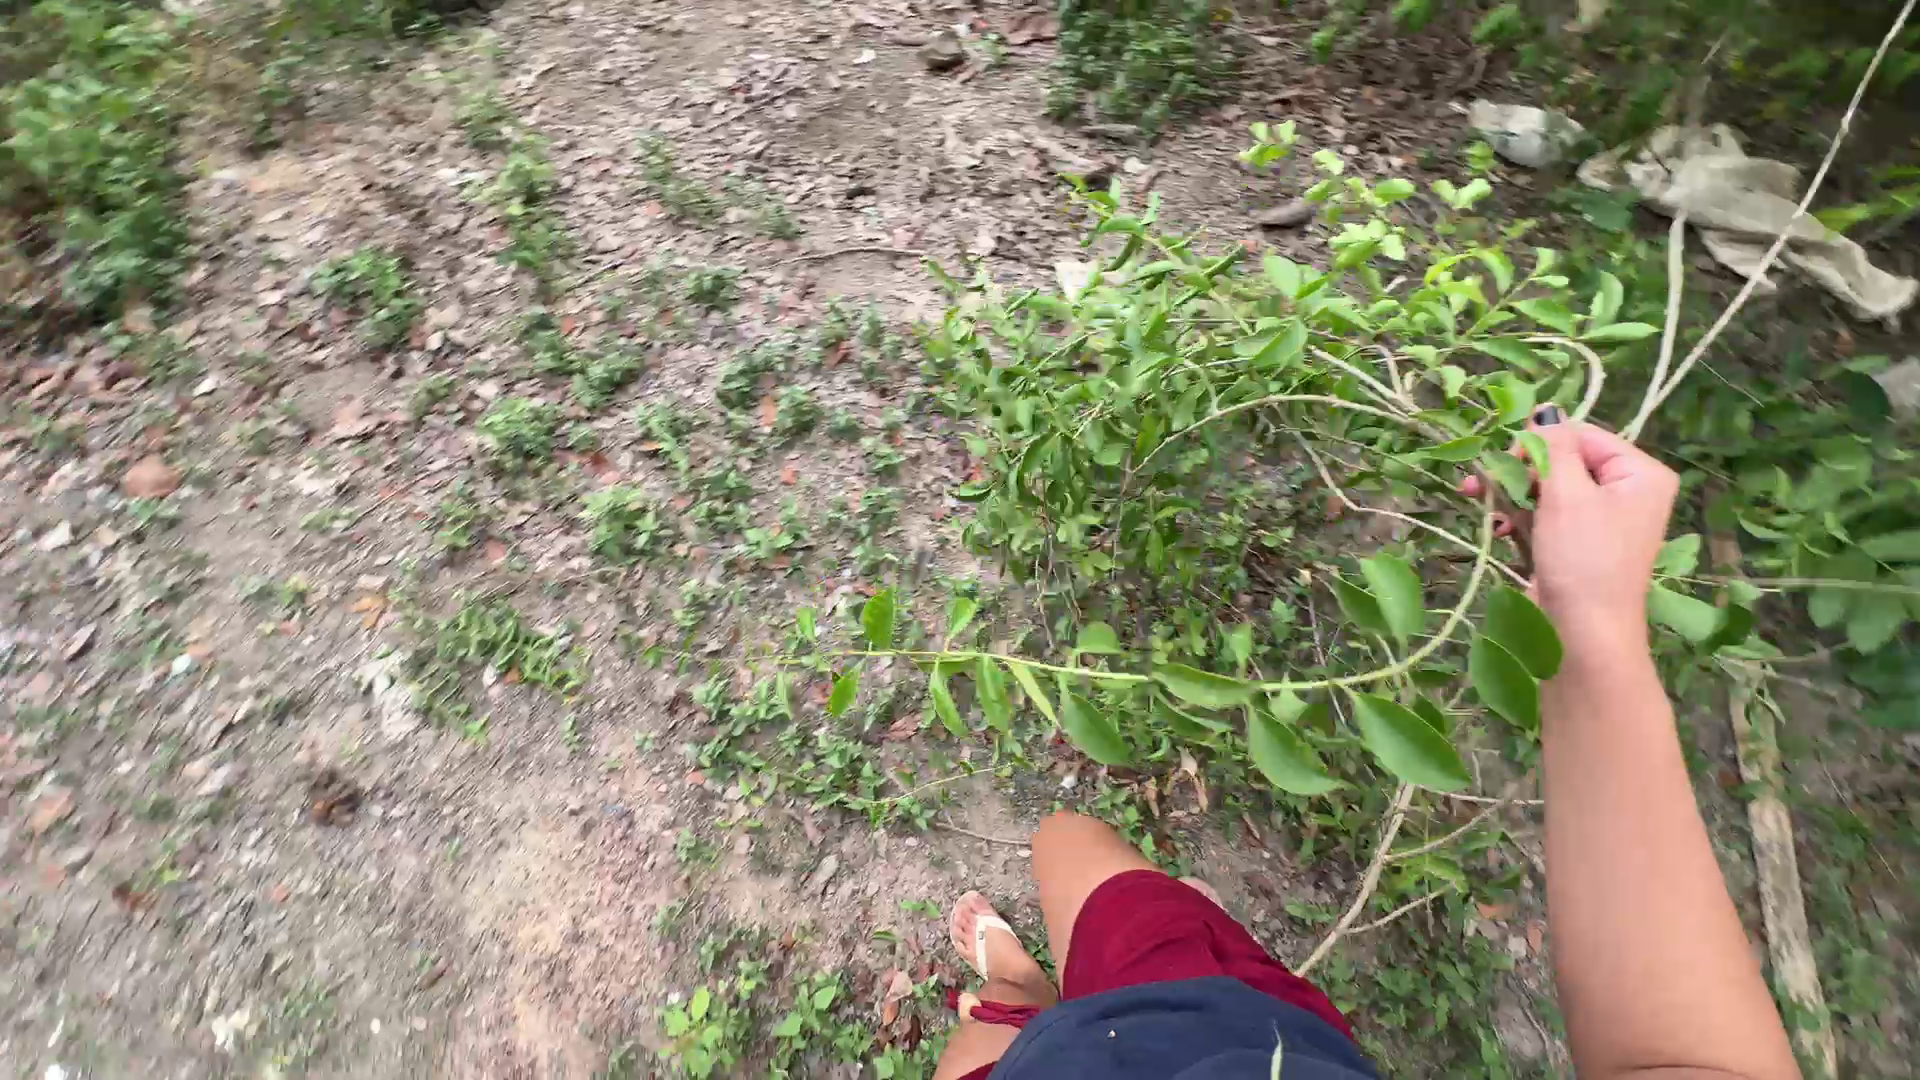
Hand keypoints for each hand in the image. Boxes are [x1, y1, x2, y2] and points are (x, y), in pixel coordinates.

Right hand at [1463, 407, 1679, 651]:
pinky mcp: (1572, 541)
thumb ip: (1555, 449)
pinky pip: (1541, 513)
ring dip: (1508, 492)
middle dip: (1516, 470)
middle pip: (1561, 461)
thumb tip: (1545, 410)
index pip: (1582, 436)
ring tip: (1474, 499)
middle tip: (1479, 481)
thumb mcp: (1568, 495)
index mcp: (1639, 474)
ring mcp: (1597, 518)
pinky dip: (1515, 515)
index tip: (1504, 459)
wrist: (1582, 626)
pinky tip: (1496, 525)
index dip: (1540, 442)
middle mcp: (1624, 491)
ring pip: (1544, 488)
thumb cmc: (1583, 556)